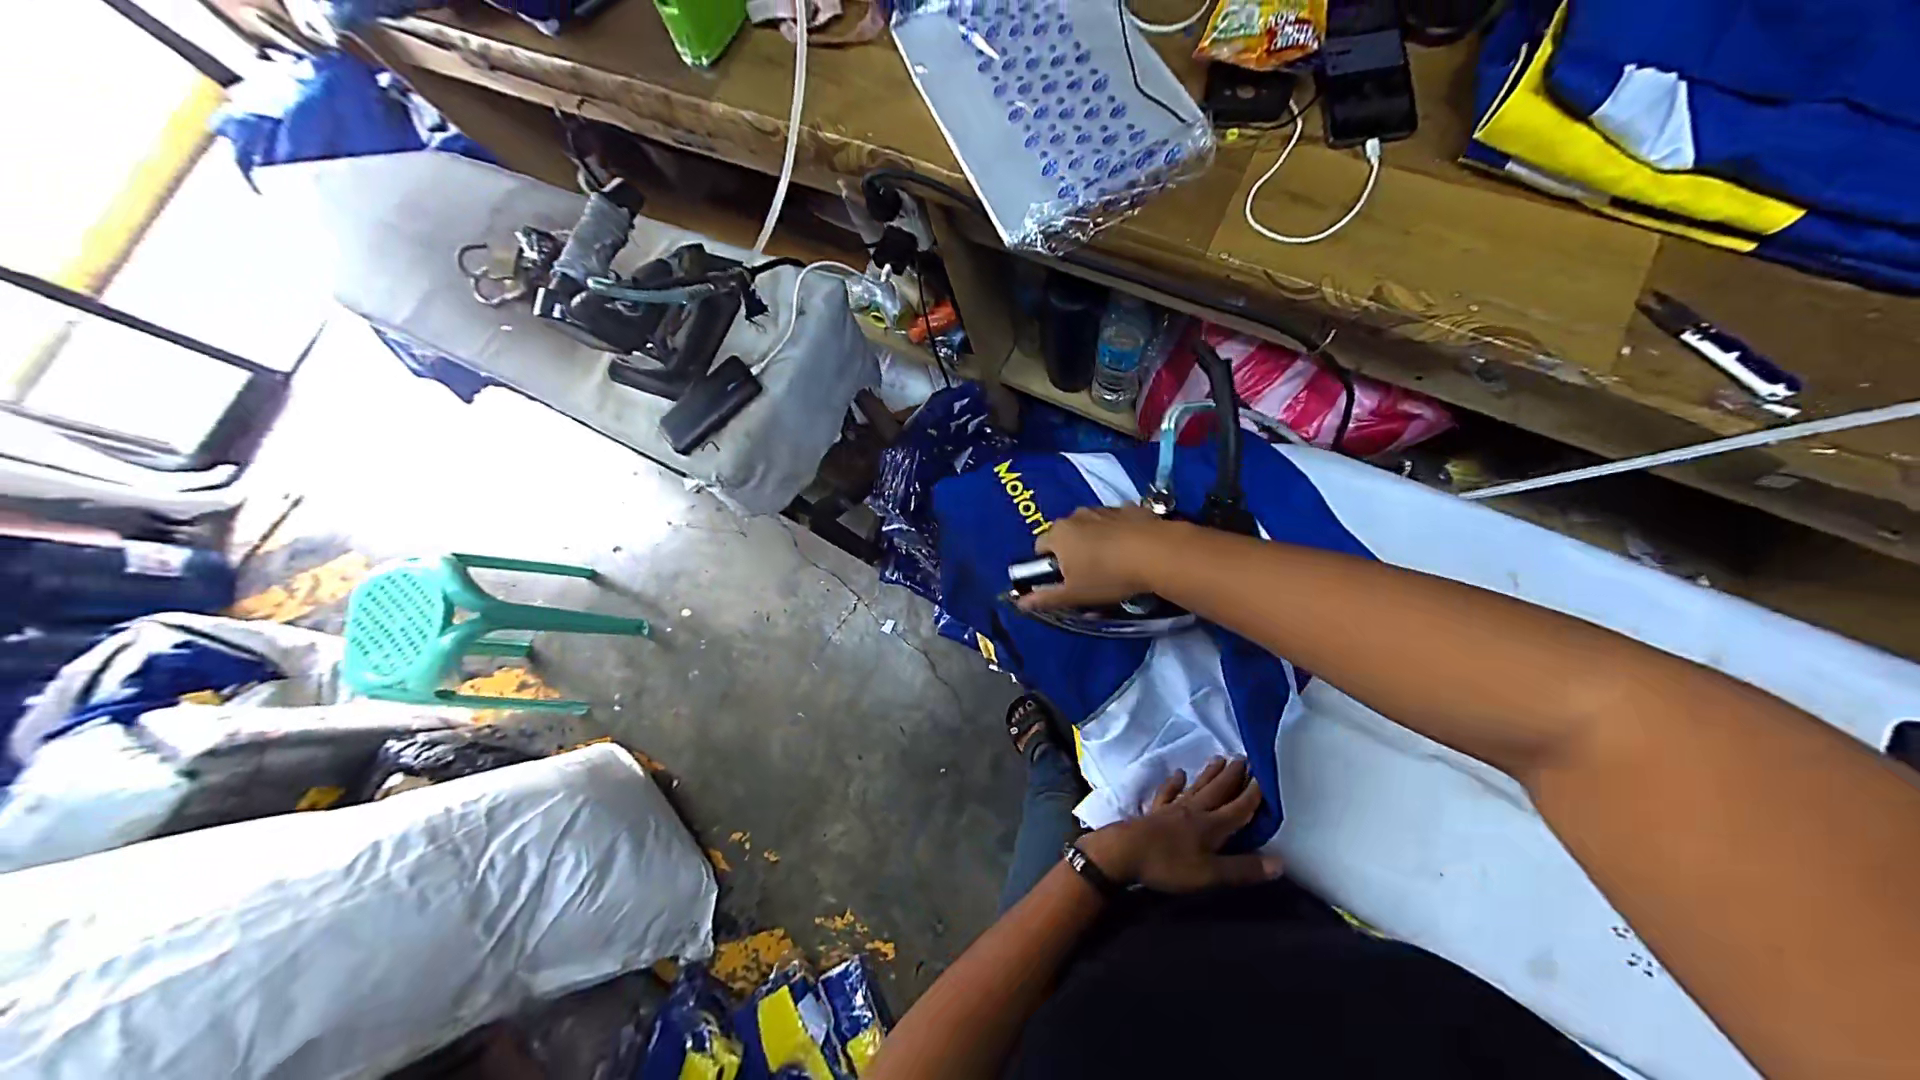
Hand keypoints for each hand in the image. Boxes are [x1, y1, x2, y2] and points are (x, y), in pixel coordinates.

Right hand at [1019, 504, 1181, 610]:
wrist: (1157, 553)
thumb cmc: (1108, 576)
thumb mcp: (1074, 595)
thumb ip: (1045, 598)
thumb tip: (1019, 603)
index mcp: (1058, 534)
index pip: (1039, 547)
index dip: (1047, 566)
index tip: (1062, 581)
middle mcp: (1076, 515)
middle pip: (1066, 535)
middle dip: (1072, 553)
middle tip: (1087, 576)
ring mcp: (1104, 509)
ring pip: (1091, 527)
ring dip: (1095, 542)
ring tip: (1113, 564)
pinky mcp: (1130, 508)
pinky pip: (1116, 522)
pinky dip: (1118, 533)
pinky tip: (1132, 551)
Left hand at [1077, 757, 1282, 892]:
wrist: (1123, 852)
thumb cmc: (1169, 865)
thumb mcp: (1210, 874)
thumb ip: (1243, 869)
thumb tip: (1280, 863)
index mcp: (1211, 826)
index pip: (1238, 808)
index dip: (1252, 795)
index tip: (1264, 777)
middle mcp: (1194, 811)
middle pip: (1217, 790)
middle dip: (1233, 776)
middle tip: (1244, 757)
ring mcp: (1172, 809)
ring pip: (1196, 787)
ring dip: (1209, 774)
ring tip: (1219, 758)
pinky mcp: (1154, 812)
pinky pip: (1167, 793)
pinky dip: (1174, 783)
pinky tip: (1178, 774)